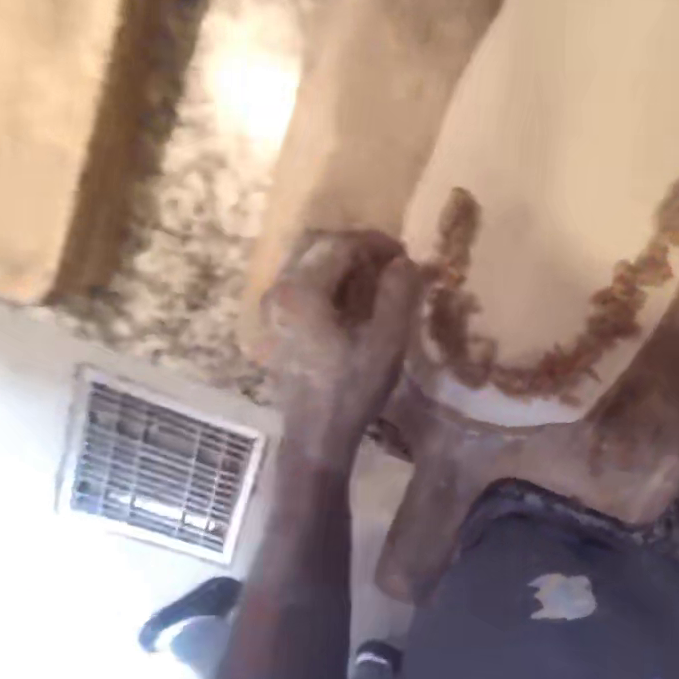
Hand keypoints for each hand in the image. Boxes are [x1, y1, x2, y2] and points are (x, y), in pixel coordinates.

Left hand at [262, 230, 423, 468]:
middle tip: (389, 262)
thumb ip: (398, 295)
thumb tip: (406, 262)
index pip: (340, 244)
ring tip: (374, 279)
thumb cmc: (352, 390)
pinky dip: (328, 280)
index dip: (376, 243)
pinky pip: (301, 284)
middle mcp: (279, 290)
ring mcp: (272, 308)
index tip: (405, 254)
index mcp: (302, 289)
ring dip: (340, 262)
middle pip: (315, 244)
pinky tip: (351, 301)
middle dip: (355, 246)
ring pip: (305, 263)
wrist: (316, 435)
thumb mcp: (385, 342)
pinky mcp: (276, 326)